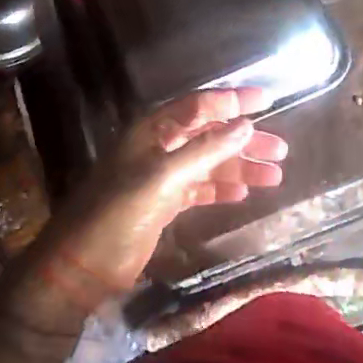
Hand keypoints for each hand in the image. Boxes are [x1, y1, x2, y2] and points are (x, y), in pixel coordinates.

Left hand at [0, 88, 287, 333]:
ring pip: (207, 164)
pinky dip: (221, 189)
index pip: (198, 106)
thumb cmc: (117, 214)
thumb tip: (245, 125)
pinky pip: (199, 188)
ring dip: (239, 167)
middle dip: (243, 140)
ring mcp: (159, 177)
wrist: (82, 264)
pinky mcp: (162, 204)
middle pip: (208, 135)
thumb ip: (204, 151)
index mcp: (151, 132)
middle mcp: (157, 149)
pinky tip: (244, 194)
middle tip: (281, 150)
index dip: (232, 101)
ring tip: (276, 176)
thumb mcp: (161, 179)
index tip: (268, 98)